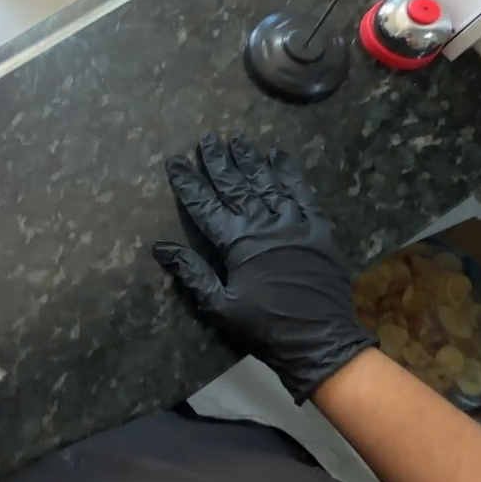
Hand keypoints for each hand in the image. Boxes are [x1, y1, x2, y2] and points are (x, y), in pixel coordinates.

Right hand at [152, 134, 374, 402]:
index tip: (175, 160)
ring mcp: (294, 223)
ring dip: (250, 160)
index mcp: (236, 242)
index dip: (188, 181)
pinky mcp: (318, 228)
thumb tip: (160, 246)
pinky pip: (302, 193)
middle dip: (218, 161)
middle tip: (207, 139)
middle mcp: (263, 224)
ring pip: (267, 182)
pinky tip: (278, 156)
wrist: (321, 342)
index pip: (204, 204)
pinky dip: (289, 173)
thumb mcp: (219, 306)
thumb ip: (191, 273)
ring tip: (238, 140)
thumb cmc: (264, 326)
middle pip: (235, 185)